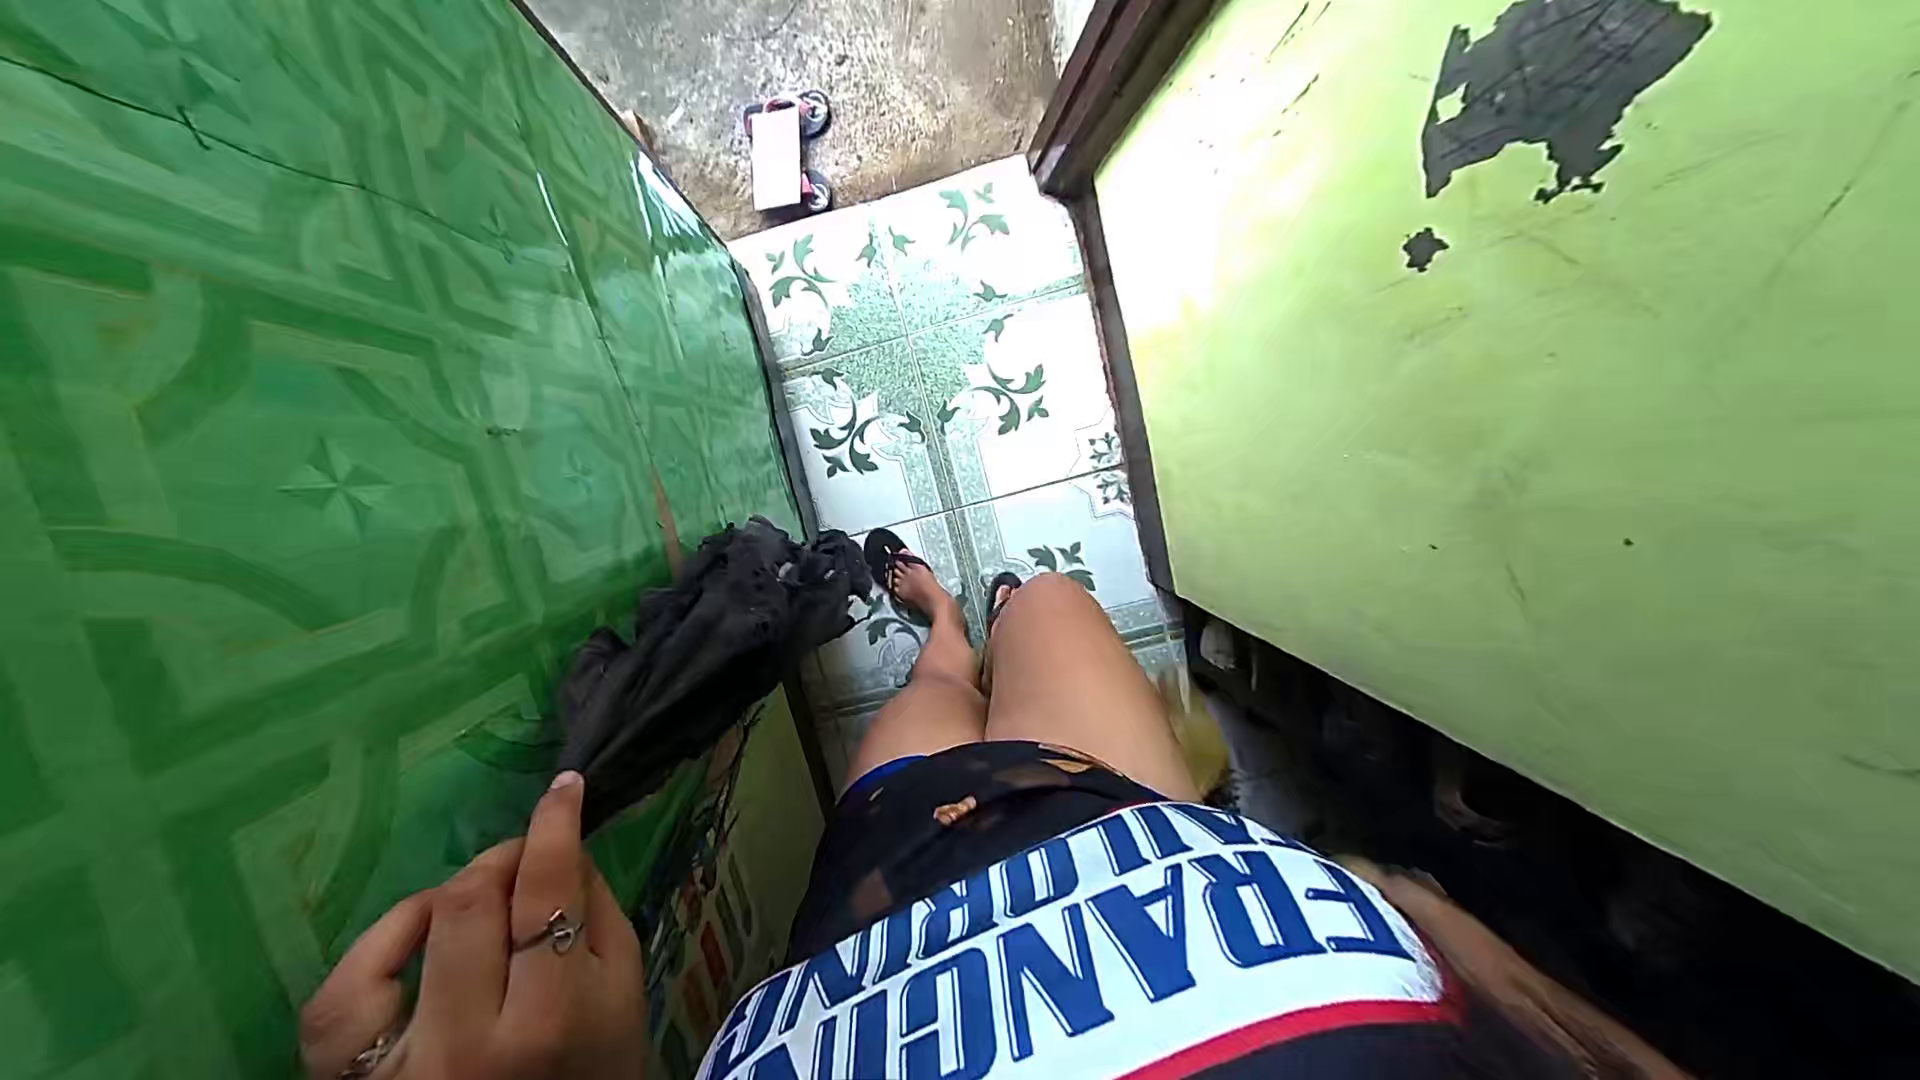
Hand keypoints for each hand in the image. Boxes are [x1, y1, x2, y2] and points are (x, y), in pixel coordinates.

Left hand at [299, 772, 648, 1078]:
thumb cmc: (600, 1062)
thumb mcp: (623, 978)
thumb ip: (594, 905)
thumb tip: (560, 846)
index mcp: (550, 1014)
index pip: (545, 890)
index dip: (554, 825)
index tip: (565, 787)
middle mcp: (466, 1044)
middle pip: (469, 903)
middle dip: (505, 857)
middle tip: (528, 858)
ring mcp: (398, 1072)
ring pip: (397, 942)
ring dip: (444, 895)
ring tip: (473, 900)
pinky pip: (335, 1004)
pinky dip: (377, 947)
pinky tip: (415, 932)